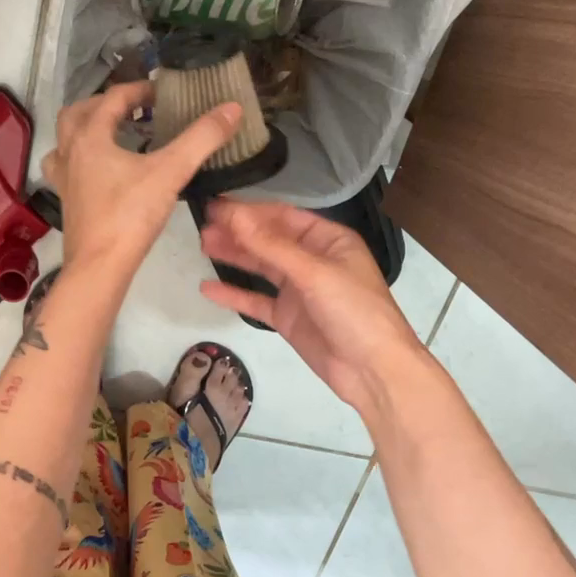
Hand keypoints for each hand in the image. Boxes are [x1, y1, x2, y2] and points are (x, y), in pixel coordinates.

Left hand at [41, 81, 240, 278]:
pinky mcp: (66, 204)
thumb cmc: (130, 215)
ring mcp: (64, 181)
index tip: (161, 94)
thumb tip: (232, 108)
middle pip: (76, 115)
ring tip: (109, 137)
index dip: (138, 90)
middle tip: (129, 110)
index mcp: (90, 138)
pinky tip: (100, 175)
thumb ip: (202, 138)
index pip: (112, 98)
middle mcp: (69, 154)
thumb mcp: (171, 172)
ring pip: (63, 144)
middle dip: (101, 106)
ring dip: (82, 133)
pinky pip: (66, 172)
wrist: (100, 266)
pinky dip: (80, 164)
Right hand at [198, 198, 427, 410]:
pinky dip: (233, 295)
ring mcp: (299, 291)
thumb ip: (271, 246)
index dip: (250, 211)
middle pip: (269, 240)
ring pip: (260, 268)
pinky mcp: (287, 318)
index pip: (284, 217)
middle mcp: (313, 261)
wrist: (372, 369)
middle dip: (238, 232)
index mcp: (329, 241)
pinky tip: (208, 288)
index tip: (216, 207)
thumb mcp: (314, 273)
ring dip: (234, 257)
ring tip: (202, 246)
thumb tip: (234, 217)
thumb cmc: (355, 311)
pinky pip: (256, 301)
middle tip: (203, 224)